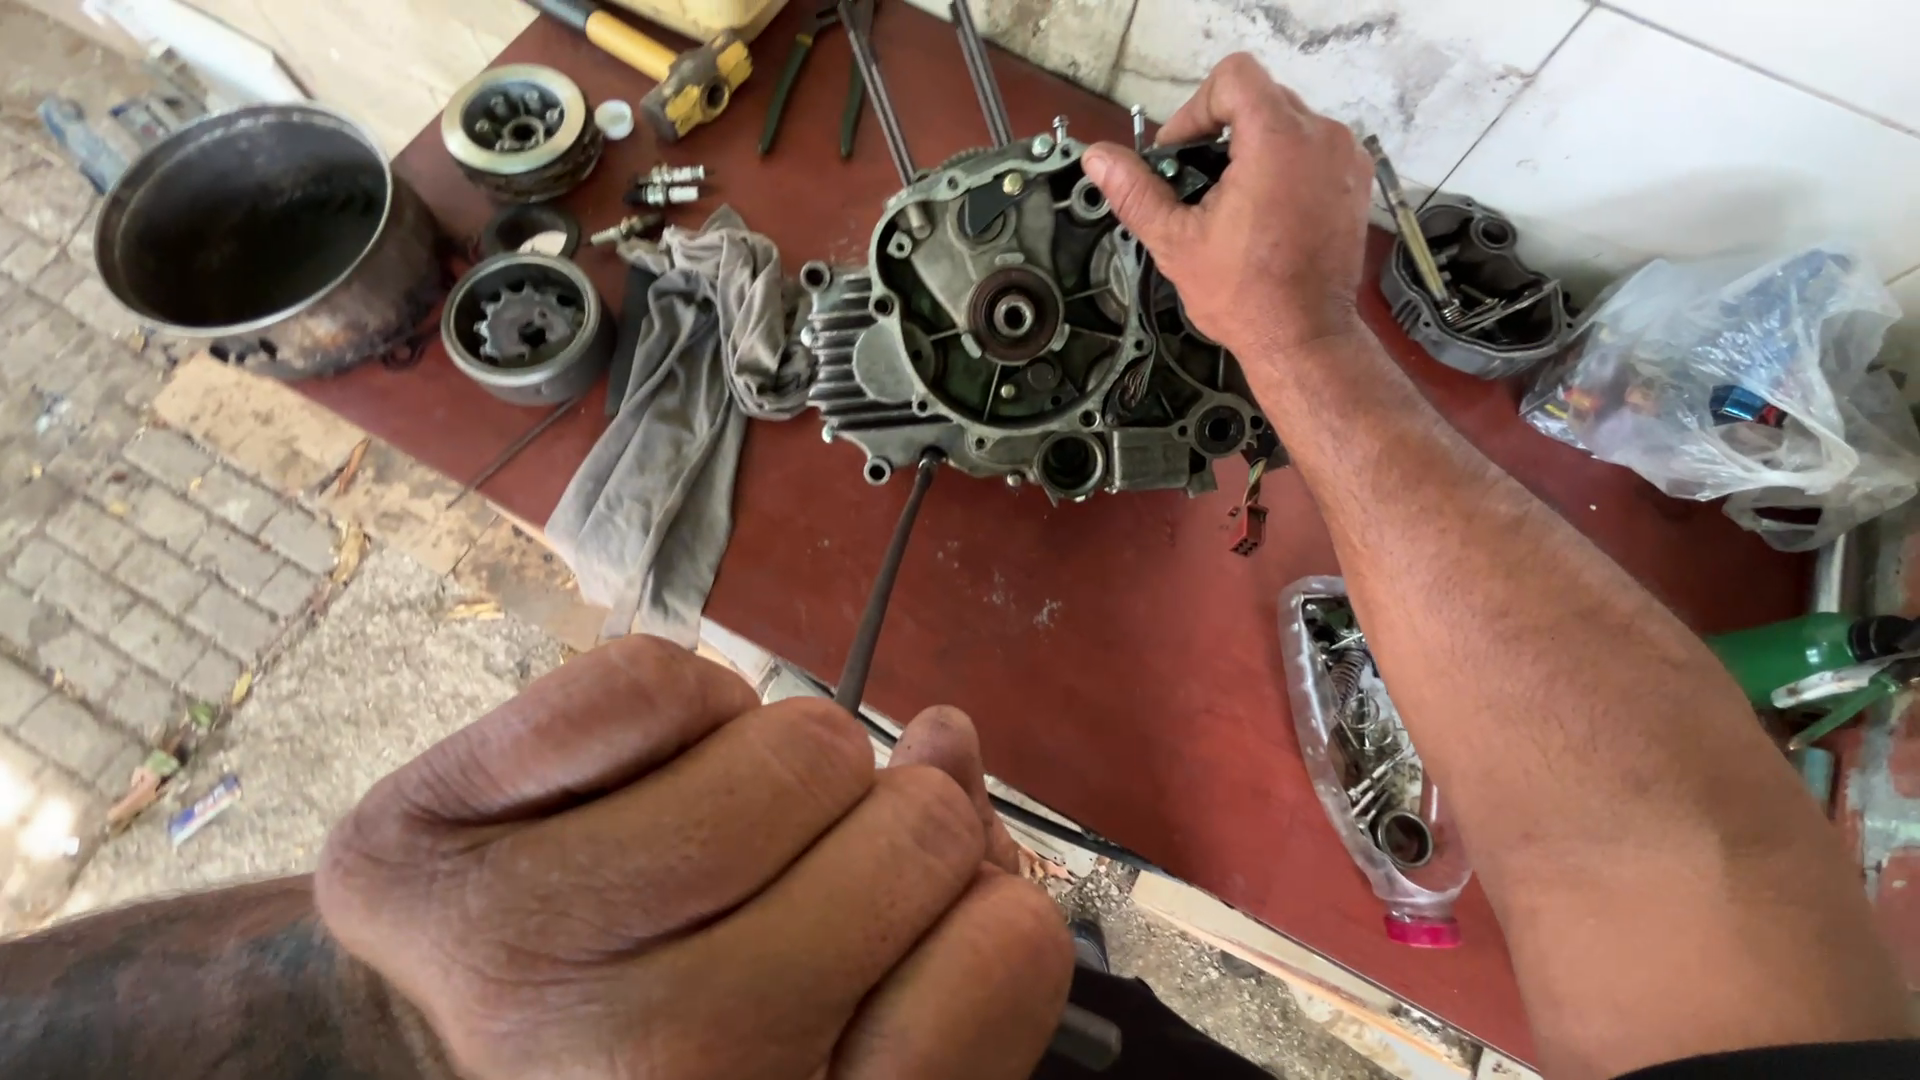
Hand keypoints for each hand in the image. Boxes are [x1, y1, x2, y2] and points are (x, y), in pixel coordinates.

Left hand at [315, 637, 1071, 1078]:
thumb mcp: (853, 1025)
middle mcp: (655, 1075)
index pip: (1011, 950)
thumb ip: (945, 914)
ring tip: (731, 819)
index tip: (913, 933)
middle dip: (894, 820)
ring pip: (804, 747)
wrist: (427, 1077)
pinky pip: (652, 687)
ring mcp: (517, 957)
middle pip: (916, 829)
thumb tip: (950, 741)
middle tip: (813, 863)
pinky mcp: (413, 844)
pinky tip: (648, 776)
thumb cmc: (686, 1043)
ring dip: (797, 764)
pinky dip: (686, 705)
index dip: (987, 914)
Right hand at [1082, 54, 1374, 359]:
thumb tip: (1099, 159)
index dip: (1195, 110)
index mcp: (1276, 140)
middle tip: (1195, 185)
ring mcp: (1343, 157)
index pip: (1233, 78)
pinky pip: (1312, 151)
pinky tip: (1262, 214)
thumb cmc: (1244, 296)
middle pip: (1258, 99)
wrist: (1301, 336)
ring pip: (1285, 125)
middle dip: (1219, 135)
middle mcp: (1320, 136)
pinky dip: (1282, 168)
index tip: (1180, 155)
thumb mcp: (1175, 242)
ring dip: (1250, 152)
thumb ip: (1136, 192)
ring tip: (1229, 205)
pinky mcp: (1354, 181)